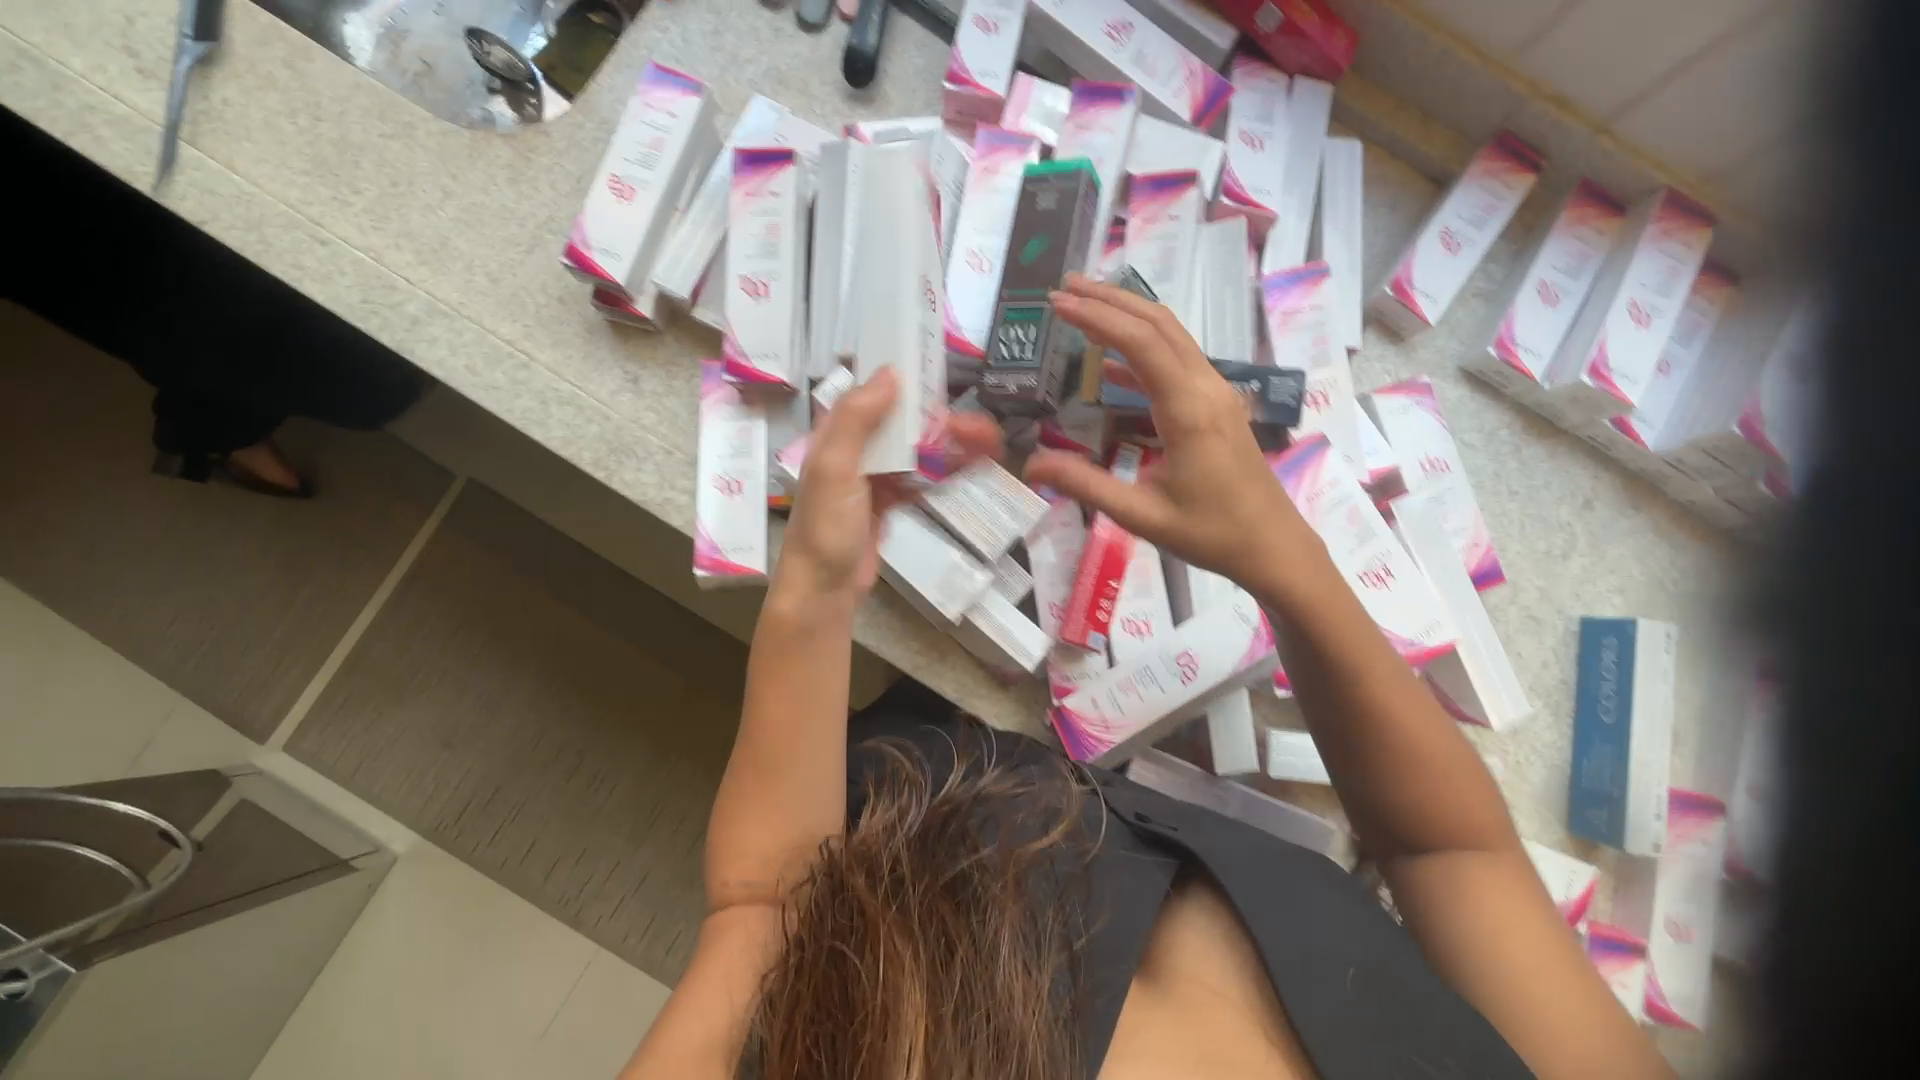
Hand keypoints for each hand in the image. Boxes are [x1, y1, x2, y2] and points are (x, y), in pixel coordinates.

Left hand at [777, 369, 1002, 604]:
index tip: (946, 377)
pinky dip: (945, 469)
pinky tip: (971, 467)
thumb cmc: (826, 527)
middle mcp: (856, 447)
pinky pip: (922, 475)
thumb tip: (891, 372)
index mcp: (837, 432)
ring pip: (918, 447)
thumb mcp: (835, 468)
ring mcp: (874, 475)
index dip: (909, 380)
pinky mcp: (889, 500)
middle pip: (906, 420)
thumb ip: (857, 419)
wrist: (825, 588)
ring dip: (952, 443)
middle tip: (984, 431)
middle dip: (945, 420)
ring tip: (989, 446)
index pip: (875, 391)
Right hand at [1024, 275, 1314, 590]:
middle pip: (1158, 324)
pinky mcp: (1218, 405)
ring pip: (1172, 336)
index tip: (1056, 304)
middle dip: (1110, 299)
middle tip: (1064, 287)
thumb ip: (1085, 485)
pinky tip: (1110, 366)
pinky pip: (1178, 361)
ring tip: (1083, 307)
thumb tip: (1030, 465)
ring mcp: (1217, 393)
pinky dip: (1142, 349)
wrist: (1273, 547)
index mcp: (1188, 410)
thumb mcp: (1141, 515)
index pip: (1139, 343)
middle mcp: (1206, 388)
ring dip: (1128, 316)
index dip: (1096, 317)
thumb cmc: (1210, 533)